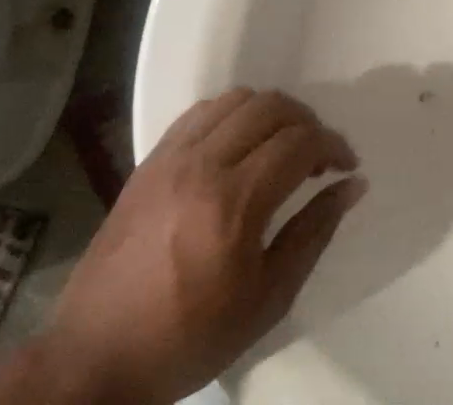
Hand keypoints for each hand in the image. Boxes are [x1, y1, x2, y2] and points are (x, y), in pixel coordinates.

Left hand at [34, 89, 364, 404]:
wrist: (99, 352)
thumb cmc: (191, 336)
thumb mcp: (268, 298)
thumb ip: (314, 233)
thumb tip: (352, 185)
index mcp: (234, 203)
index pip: (299, 142)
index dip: (333, 146)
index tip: (347, 167)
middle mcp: (201, 165)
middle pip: (270, 107)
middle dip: (307, 123)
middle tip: (319, 158)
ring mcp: (170, 157)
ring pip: (234, 100)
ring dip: (270, 114)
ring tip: (281, 149)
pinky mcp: (148, 161)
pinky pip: (199, 113)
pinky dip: (231, 116)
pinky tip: (239, 149)